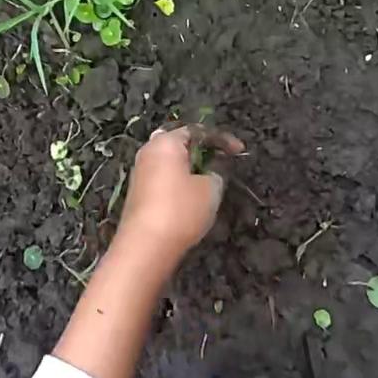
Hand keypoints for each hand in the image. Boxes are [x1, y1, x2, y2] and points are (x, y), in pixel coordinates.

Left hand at [115, 123, 245, 260]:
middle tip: (221, 162)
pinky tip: (190, 196)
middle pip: (180, 142)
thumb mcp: (211, 189)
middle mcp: (149, 151)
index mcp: (166, 143)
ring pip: (170, 161)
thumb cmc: (180, 210)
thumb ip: (216, 172)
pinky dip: (178, 180)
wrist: (145, 246)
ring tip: (208, 180)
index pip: (198, 131)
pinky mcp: (137, 191)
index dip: (222, 139)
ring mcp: (140, 171)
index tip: (239, 151)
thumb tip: (211, 170)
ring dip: (190, 167)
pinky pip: (162, 176)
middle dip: (202, 151)